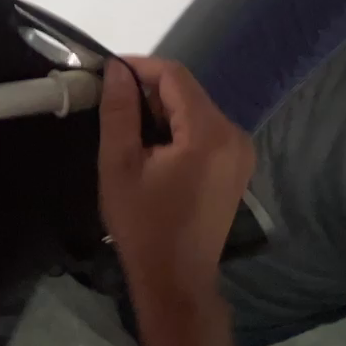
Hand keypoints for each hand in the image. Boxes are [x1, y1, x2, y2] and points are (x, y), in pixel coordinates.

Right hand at [97, 58, 254, 299]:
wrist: (175, 279)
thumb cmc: (143, 222)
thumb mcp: (119, 162)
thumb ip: (119, 110)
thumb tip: (117, 69)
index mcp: (209, 133)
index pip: (174, 75)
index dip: (138, 66)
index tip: (106, 72)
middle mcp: (234, 135)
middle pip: (186, 90)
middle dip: (147, 90)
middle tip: (110, 105)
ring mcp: (240, 152)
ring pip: (193, 108)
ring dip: (159, 109)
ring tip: (126, 128)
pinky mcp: (236, 165)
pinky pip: (202, 128)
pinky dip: (175, 127)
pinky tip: (151, 147)